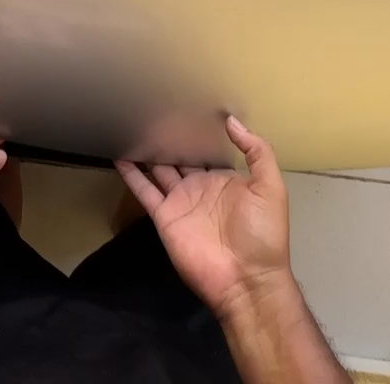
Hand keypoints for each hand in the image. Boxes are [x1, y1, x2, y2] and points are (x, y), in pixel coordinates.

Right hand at [116, 115, 295, 316]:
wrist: (246, 281)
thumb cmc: (263, 233)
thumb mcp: (271, 188)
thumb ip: (257, 152)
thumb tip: (231, 121)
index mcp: (224, 180)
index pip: (206, 151)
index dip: (195, 133)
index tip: (182, 108)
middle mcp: (199, 188)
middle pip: (179, 158)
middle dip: (167, 139)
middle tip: (150, 110)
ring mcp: (180, 202)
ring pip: (158, 170)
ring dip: (146, 152)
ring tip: (131, 126)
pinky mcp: (164, 216)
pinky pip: (144, 190)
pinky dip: (131, 174)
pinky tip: (119, 155)